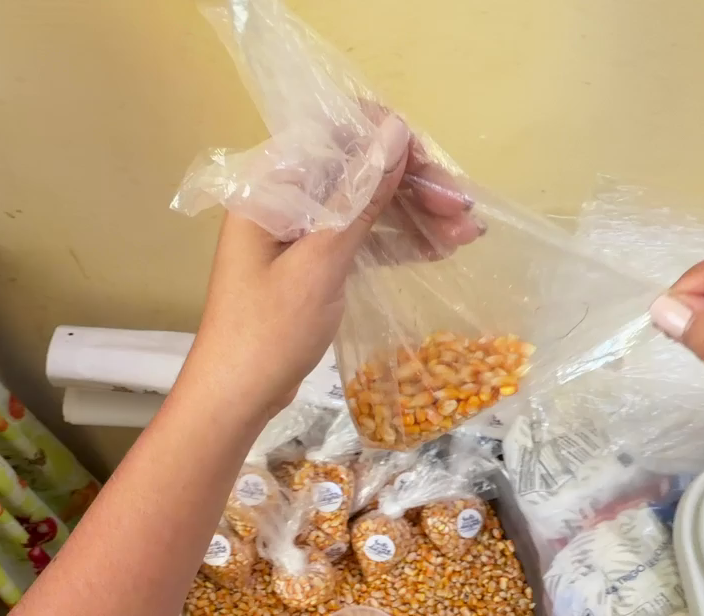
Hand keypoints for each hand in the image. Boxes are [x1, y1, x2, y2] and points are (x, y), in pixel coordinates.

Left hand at [177, 115, 479, 423]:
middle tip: (464, 214)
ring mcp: (298, 234)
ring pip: (364, 208)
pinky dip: (394, 244)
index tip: (433, 172)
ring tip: (466, 236)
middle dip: (414, 187)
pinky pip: (358, 241)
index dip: (391, 145)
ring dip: (414, 217)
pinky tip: (437, 250)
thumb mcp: (320, 263)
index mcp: (270, 185)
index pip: (338, 135)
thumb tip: (396, 130)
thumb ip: (359, 197)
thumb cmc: (269, 332)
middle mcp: (283, 199)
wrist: (236, 397)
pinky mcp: (310, 265)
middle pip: (358, 173)